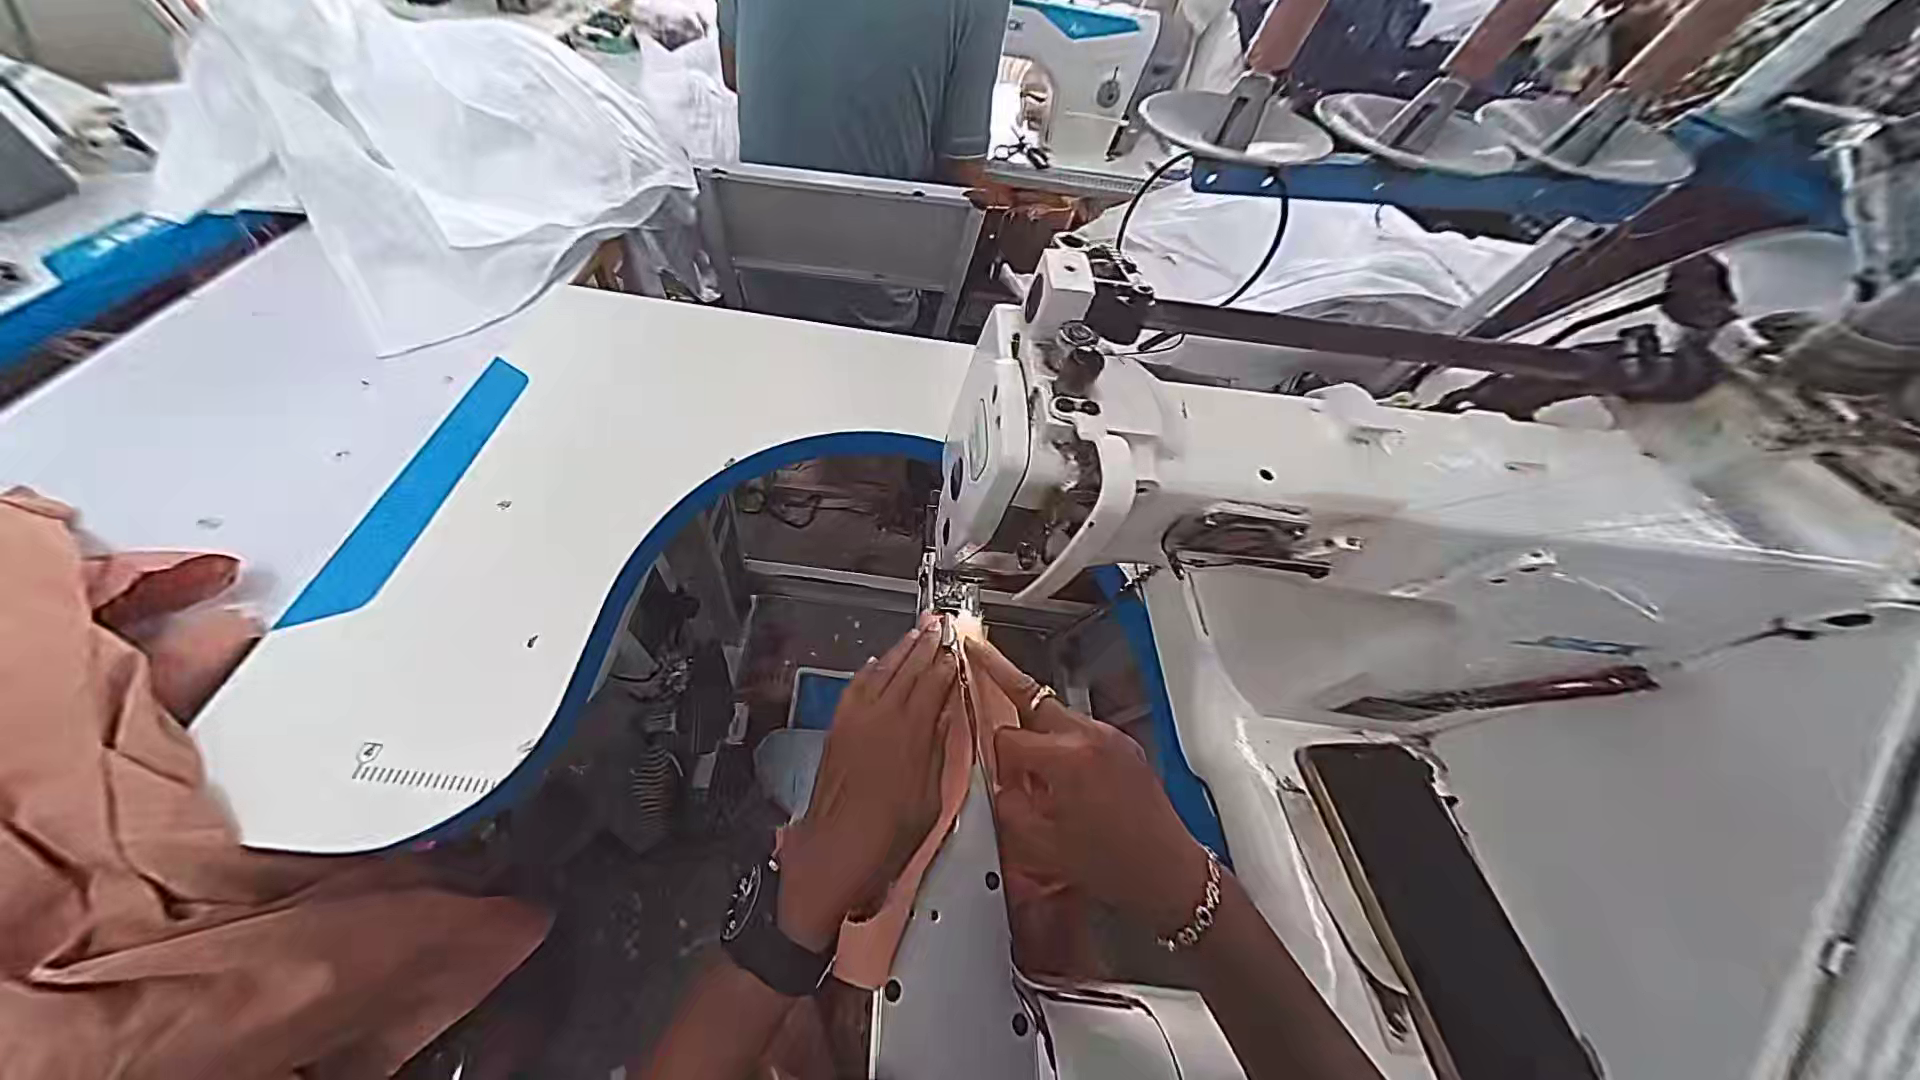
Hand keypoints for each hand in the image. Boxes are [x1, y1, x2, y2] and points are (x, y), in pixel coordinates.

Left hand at [778, 616, 956, 950]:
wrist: (836, 849)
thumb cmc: (890, 832)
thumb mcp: (931, 794)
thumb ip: (938, 748)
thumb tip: (945, 714)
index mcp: (912, 729)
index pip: (934, 681)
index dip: (946, 660)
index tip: (955, 645)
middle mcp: (884, 714)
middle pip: (909, 667)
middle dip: (925, 643)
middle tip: (937, 623)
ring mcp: (858, 717)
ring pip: (882, 670)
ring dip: (900, 648)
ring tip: (915, 631)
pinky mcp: (839, 726)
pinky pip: (856, 686)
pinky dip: (870, 670)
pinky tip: (877, 661)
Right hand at [966, 637, 1211, 938]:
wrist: (1168, 873)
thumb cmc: (1112, 865)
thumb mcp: (1040, 844)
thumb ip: (1008, 802)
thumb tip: (997, 778)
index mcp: (1067, 759)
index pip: (1008, 737)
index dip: (996, 759)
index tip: (994, 773)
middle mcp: (1090, 736)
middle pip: (1031, 695)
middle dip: (1000, 673)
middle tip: (977, 649)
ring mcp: (1109, 735)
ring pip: (1055, 712)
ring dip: (1034, 721)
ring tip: (1023, 745)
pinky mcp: (1122, 743)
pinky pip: (1080, 728)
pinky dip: (1061, 738)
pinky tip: (1059, 768)